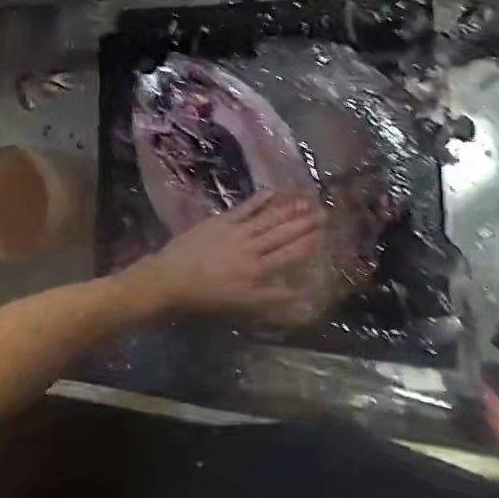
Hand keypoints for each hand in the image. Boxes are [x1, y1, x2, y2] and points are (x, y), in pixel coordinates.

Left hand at [125, 191, 322, 320]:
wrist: (172, 280)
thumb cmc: (207, 298)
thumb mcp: (244, 305)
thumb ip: (273, 297)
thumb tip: (303, 293)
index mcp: (259, 272)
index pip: (291, 255)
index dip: (309, 244)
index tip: (325, 234)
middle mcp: (252, 250)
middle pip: (284, 234)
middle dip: (306, 224)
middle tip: (324, 212)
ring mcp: (236, 233)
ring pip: (268, 219)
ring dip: (289, 210)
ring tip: (306, 200)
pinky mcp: (220, 222)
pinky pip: (245, 209)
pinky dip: (260, 200)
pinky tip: (273, 192)